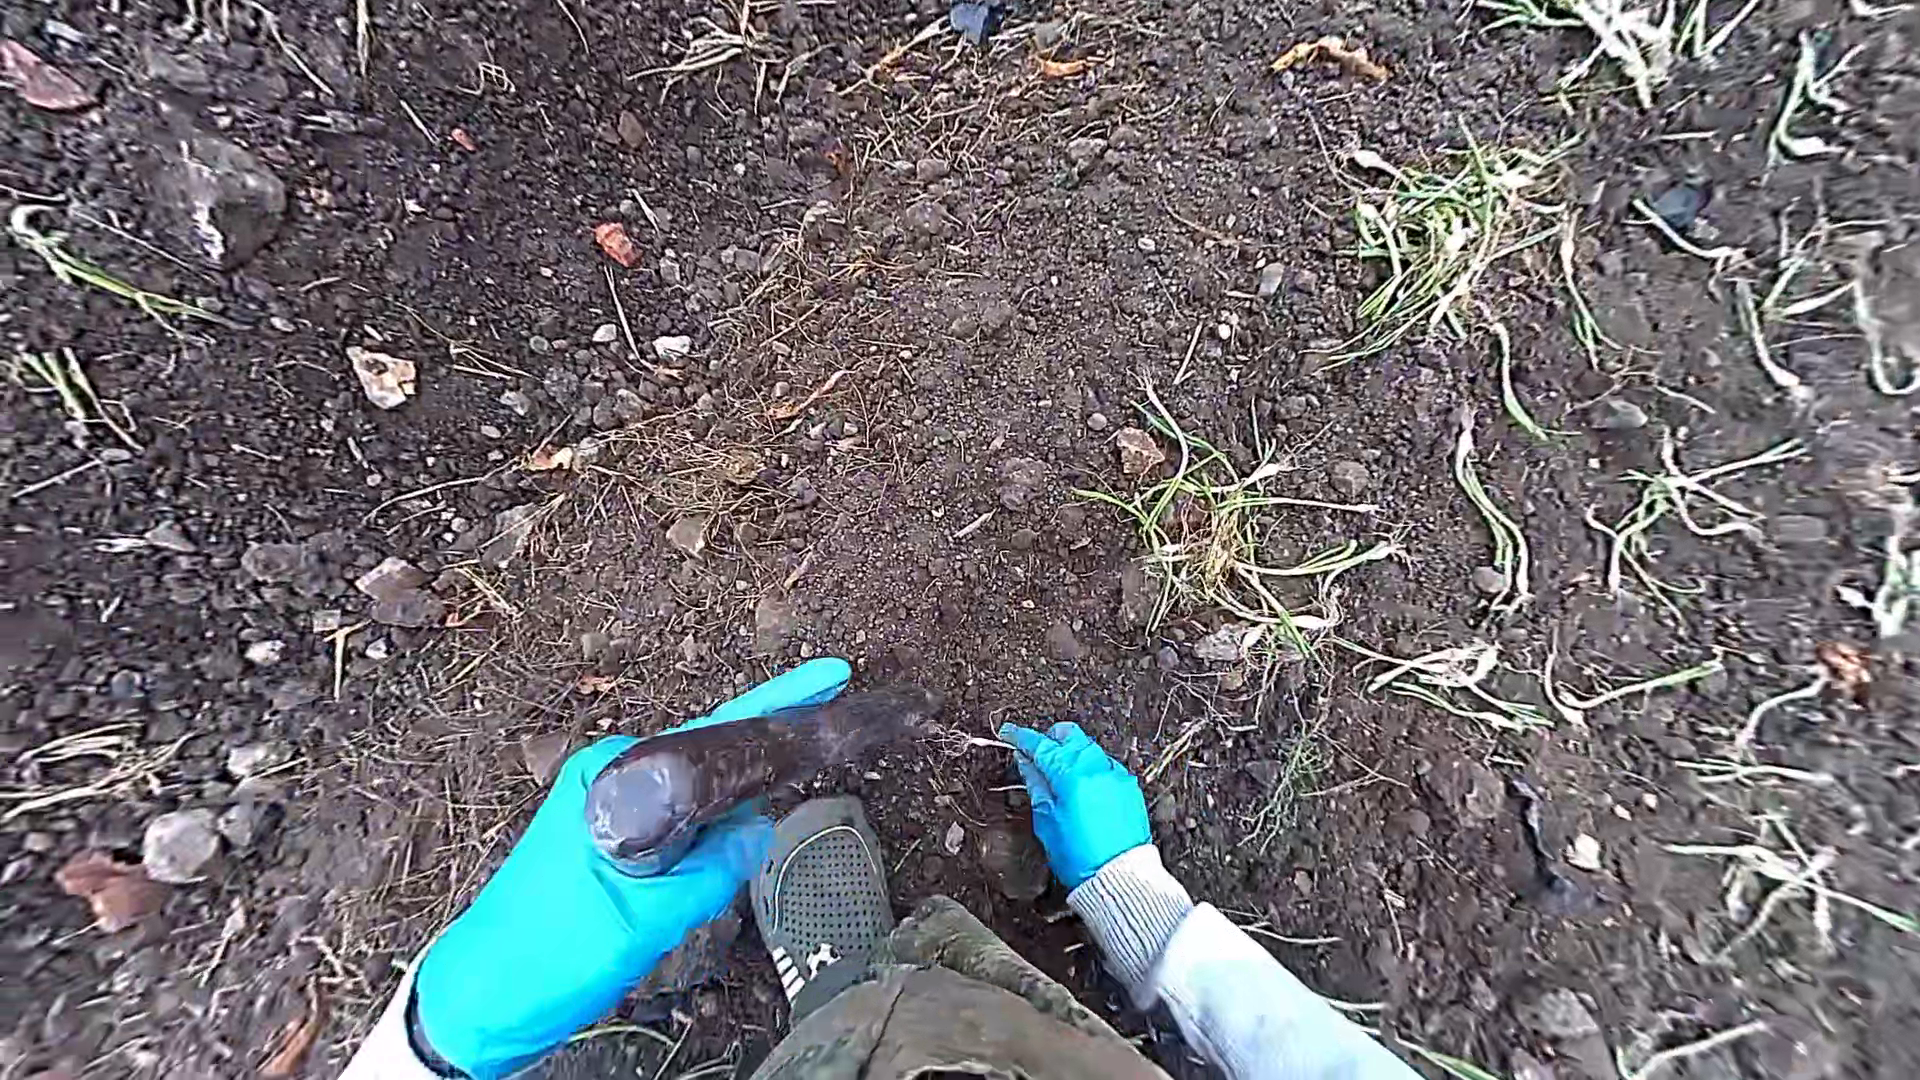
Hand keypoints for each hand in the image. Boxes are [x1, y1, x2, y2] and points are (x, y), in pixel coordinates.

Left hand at [413, 658, 851, 1078]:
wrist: (475, 1004)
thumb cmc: (551, 953)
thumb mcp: (648, 918)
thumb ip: (714, 870)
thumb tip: (762, 828)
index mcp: (616, 772)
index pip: (717, 728)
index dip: (781, 700)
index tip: (830, 677)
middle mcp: (614, 769)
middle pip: (712, 748)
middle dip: (761, 756)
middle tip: (812, 747)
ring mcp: (608, 795)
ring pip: (698, 786)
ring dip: (728, 808)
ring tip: (720, 857)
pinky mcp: (609, 824)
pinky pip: (679, 811)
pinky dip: (705, 828)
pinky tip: (711, 857)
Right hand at [998, 721, 1150, 888]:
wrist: (1120, 879)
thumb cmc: (1082, 858)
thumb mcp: (1047, 821)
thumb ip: (1036, 785)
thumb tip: (1026, 762)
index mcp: (1072, 775)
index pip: (1041, 745)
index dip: (1021, 737)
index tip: (1010, 733)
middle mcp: (1096, 767)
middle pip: (1068, 734)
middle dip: (1049, 738)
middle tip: (1035, 754)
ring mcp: (1115, 774)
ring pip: (1087, 746)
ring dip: (1070, 752)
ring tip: (1058, 774)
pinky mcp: (1128, 785)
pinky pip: (1104, 764)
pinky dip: (1089, 767)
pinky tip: (1081, 786)